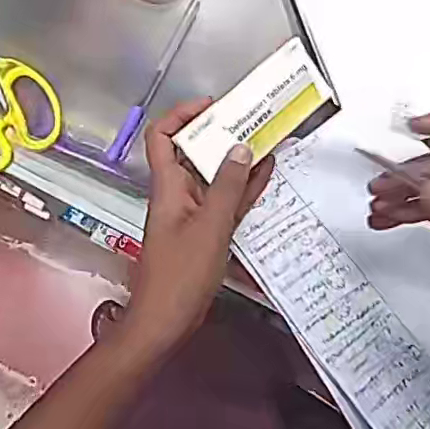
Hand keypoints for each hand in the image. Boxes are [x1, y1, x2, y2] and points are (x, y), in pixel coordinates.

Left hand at [123, 99, 273, 352]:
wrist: (164, 321)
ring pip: (212, 177)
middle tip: (251, 121)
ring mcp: (191, 214)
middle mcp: (177, 195)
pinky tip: (264, 175)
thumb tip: (240, 148)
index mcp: (168, 187)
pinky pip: (223, 202)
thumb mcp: (209, 227)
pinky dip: (241, 188)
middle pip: (192, 153)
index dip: (182, 115)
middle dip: (220, 135)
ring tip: (266, 141)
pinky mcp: (203, 233)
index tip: (213, 107)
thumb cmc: (179, 277)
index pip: (163, 136)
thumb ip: (227, 187)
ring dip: (235, 160)